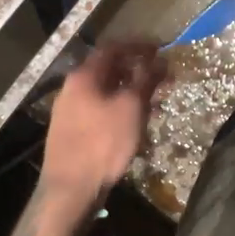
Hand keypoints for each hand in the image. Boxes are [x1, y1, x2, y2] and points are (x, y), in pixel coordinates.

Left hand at [40, 40, 167, 203]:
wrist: (71, 189)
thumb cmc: (104, 142)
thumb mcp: (132, 106)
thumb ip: (147, 79)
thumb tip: (160, 60)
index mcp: (84, 76)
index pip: (113, 48)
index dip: (139, 45)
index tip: (161, 49)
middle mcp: (73, 88)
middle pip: (110, 69)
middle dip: (139, 70)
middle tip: (164, 78)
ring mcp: (70, 110)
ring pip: (107, 90)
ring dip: (132, 90)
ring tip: (156, 101)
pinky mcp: (73, 130)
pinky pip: (101, 108)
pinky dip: (121, 106)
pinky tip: (137, 120)